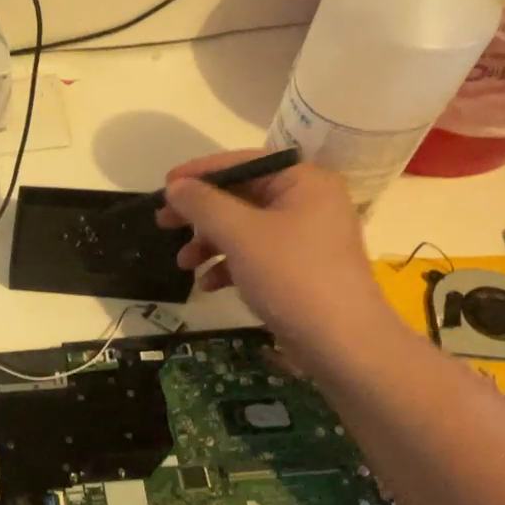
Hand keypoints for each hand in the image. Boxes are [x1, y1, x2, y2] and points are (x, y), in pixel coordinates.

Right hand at [156, 150, 403, 370]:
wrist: (341, 342)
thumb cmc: (291, 276)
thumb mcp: (240, 234)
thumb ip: (203, 204)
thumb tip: (175, 186)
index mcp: (303, 181)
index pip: (244, 163)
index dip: (200, 173)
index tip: (165, 186)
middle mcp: (308, 202)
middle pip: (242, 197)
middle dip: (201, 214)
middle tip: (163, 224)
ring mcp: (306, 238)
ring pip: (245, 229)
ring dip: (209, 243)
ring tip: (184, 264)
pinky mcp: (300, 269)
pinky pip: (256, 256)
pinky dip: (229, 265)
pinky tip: (209, 284)